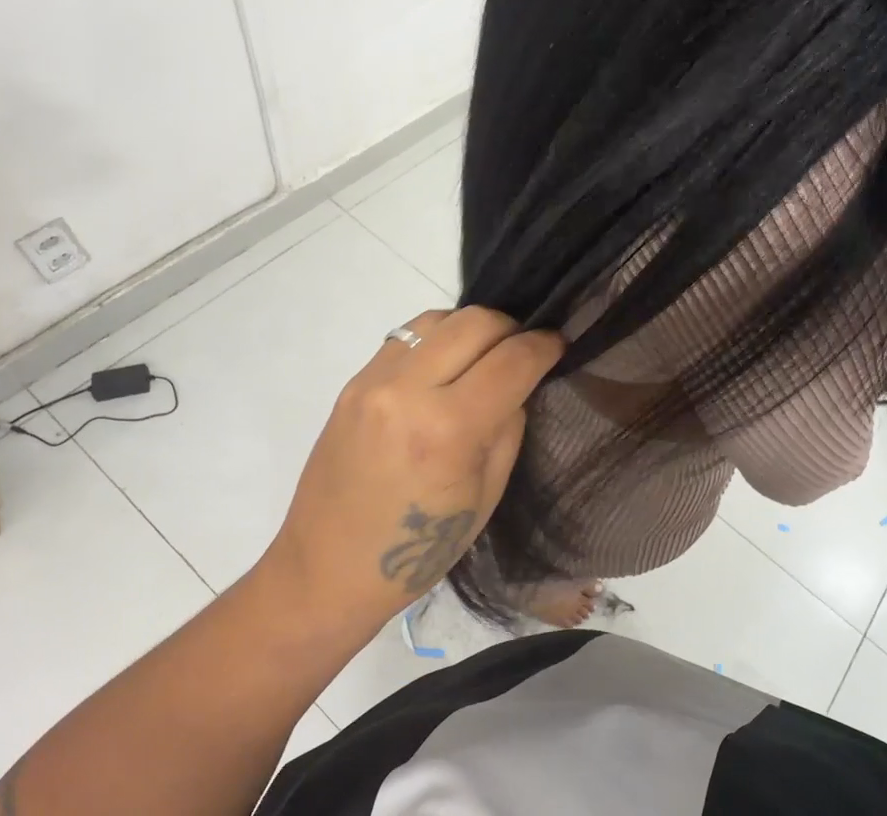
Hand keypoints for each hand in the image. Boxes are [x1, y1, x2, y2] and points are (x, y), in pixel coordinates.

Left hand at [262, 308, 562, 636]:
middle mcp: (406, 390)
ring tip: (484, 357)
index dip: (544, 346)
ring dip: (471, 329)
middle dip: (511, 329)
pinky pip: (406, 338)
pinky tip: (445, 369)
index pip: (512, 360)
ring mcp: (372, 380)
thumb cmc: (420, 551)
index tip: (558, 345)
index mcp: (447, 430)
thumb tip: (518, 382)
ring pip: (438, 319)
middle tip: (523, 352)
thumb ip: (508, 426)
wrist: (328, 568)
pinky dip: (436, 341)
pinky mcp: (352, 381)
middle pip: (475, 322)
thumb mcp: (486, 495)